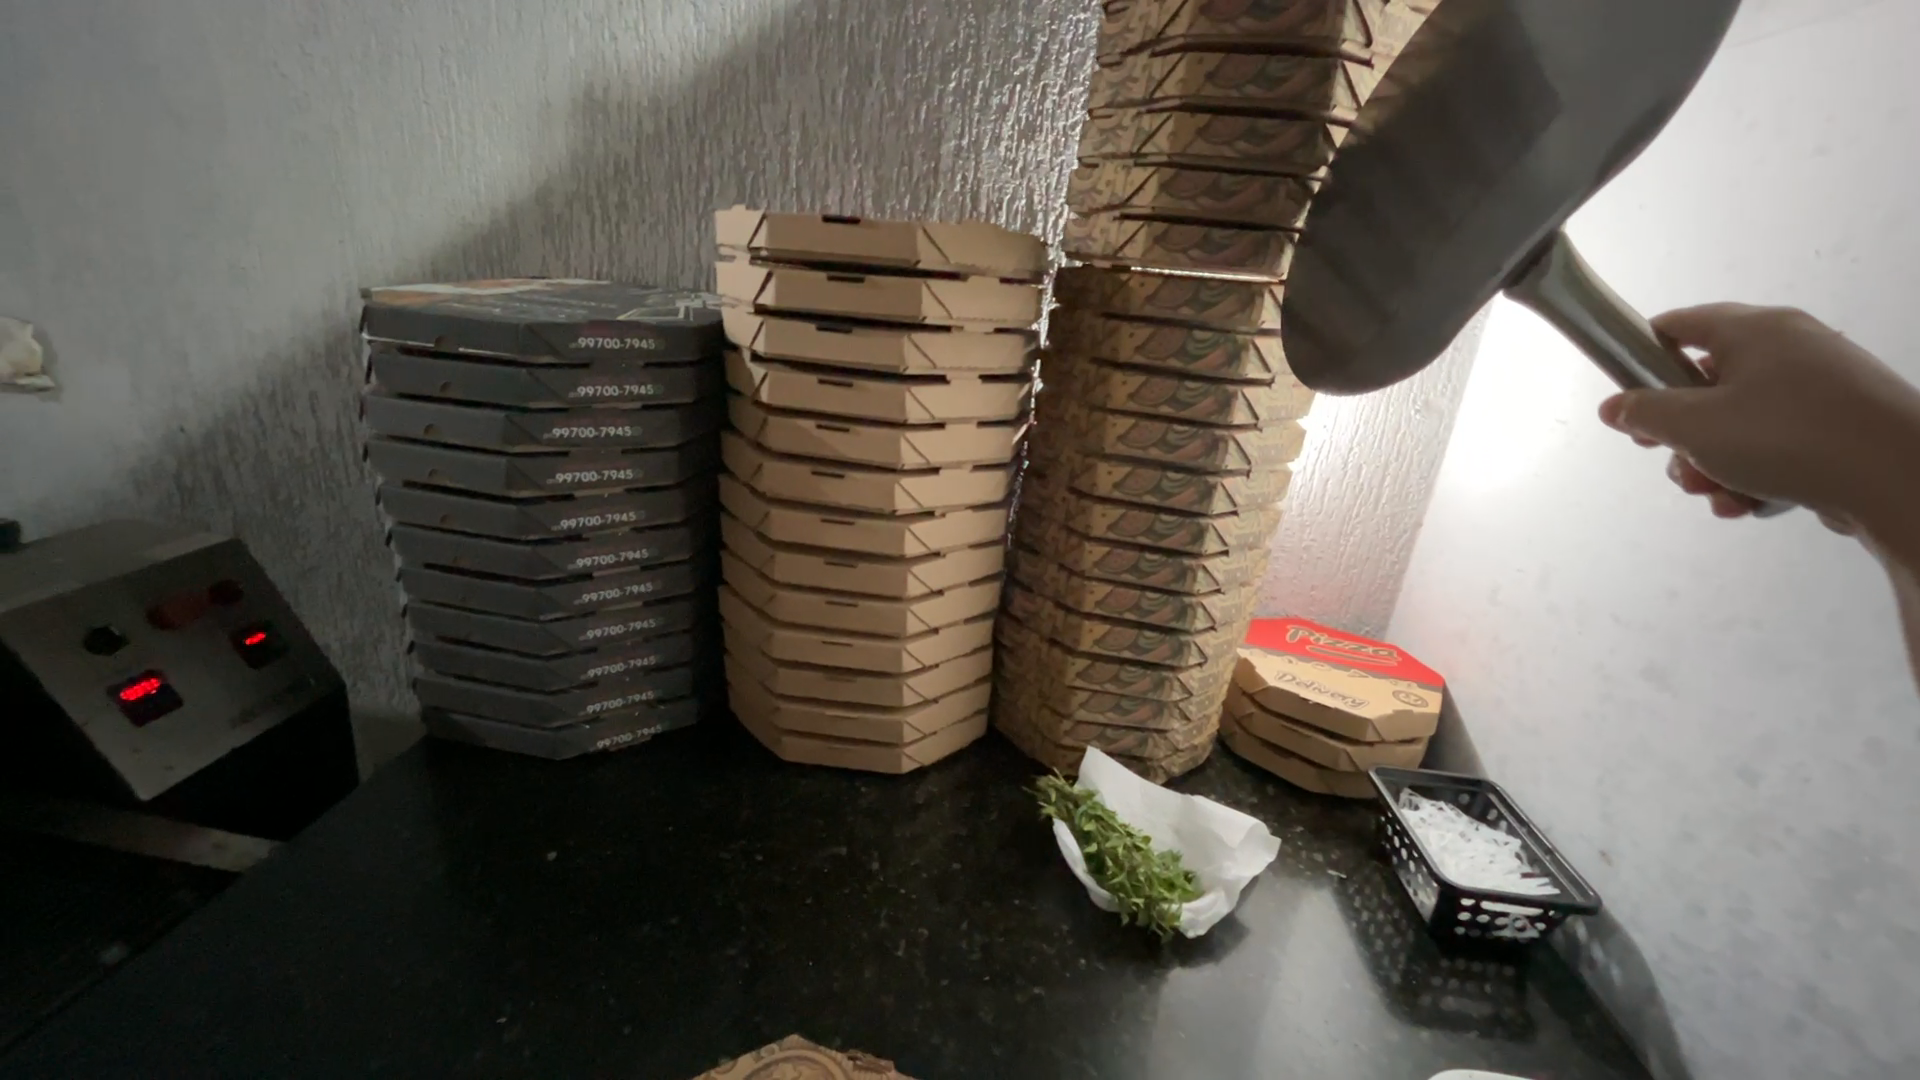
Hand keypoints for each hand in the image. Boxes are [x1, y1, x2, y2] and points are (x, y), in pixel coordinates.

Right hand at [1597, 303, 1919, 532]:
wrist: (1904, 481)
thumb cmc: (1784, 437)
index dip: (1642, 353)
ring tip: (1711, 490)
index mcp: (1756, 332)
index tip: (1626, 392)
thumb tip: (1616, 407)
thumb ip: (1642, 412)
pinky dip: (1749, 473)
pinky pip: (1772, 445)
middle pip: (1702, 383)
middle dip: (1674, 429)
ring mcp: (1820, 390)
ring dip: (1707, 461)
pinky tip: (1745, 501)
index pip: (1680, 324)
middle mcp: (1791, 350)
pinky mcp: (1839, 428)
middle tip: (1661, 451)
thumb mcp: (1689, 425)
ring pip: (1733, 423)